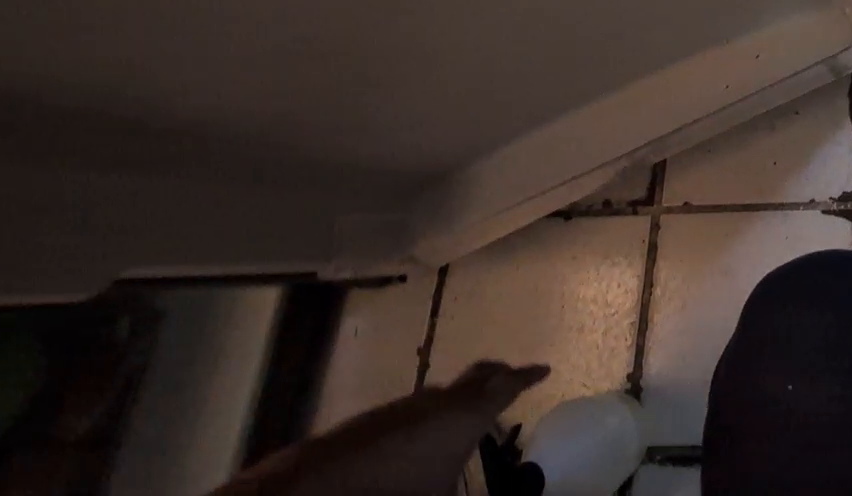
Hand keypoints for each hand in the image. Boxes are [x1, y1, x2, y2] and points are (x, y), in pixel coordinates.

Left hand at [213, 360, 548, 495]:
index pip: (508, 384)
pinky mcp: (370, 423)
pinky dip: (428, 420)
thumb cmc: (392, 493)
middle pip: (478, 375)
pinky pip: (414, 412)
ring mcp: (402, 408)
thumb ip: (474, 494)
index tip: (545, 368)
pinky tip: (419, 447)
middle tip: (512, 379)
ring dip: (459, 401)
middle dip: (497, 375)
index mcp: (466, 414)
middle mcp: (439, 401)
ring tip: (467, 421)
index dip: (529, 375)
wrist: (306, 492)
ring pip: (442, 395)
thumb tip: (519, 495)